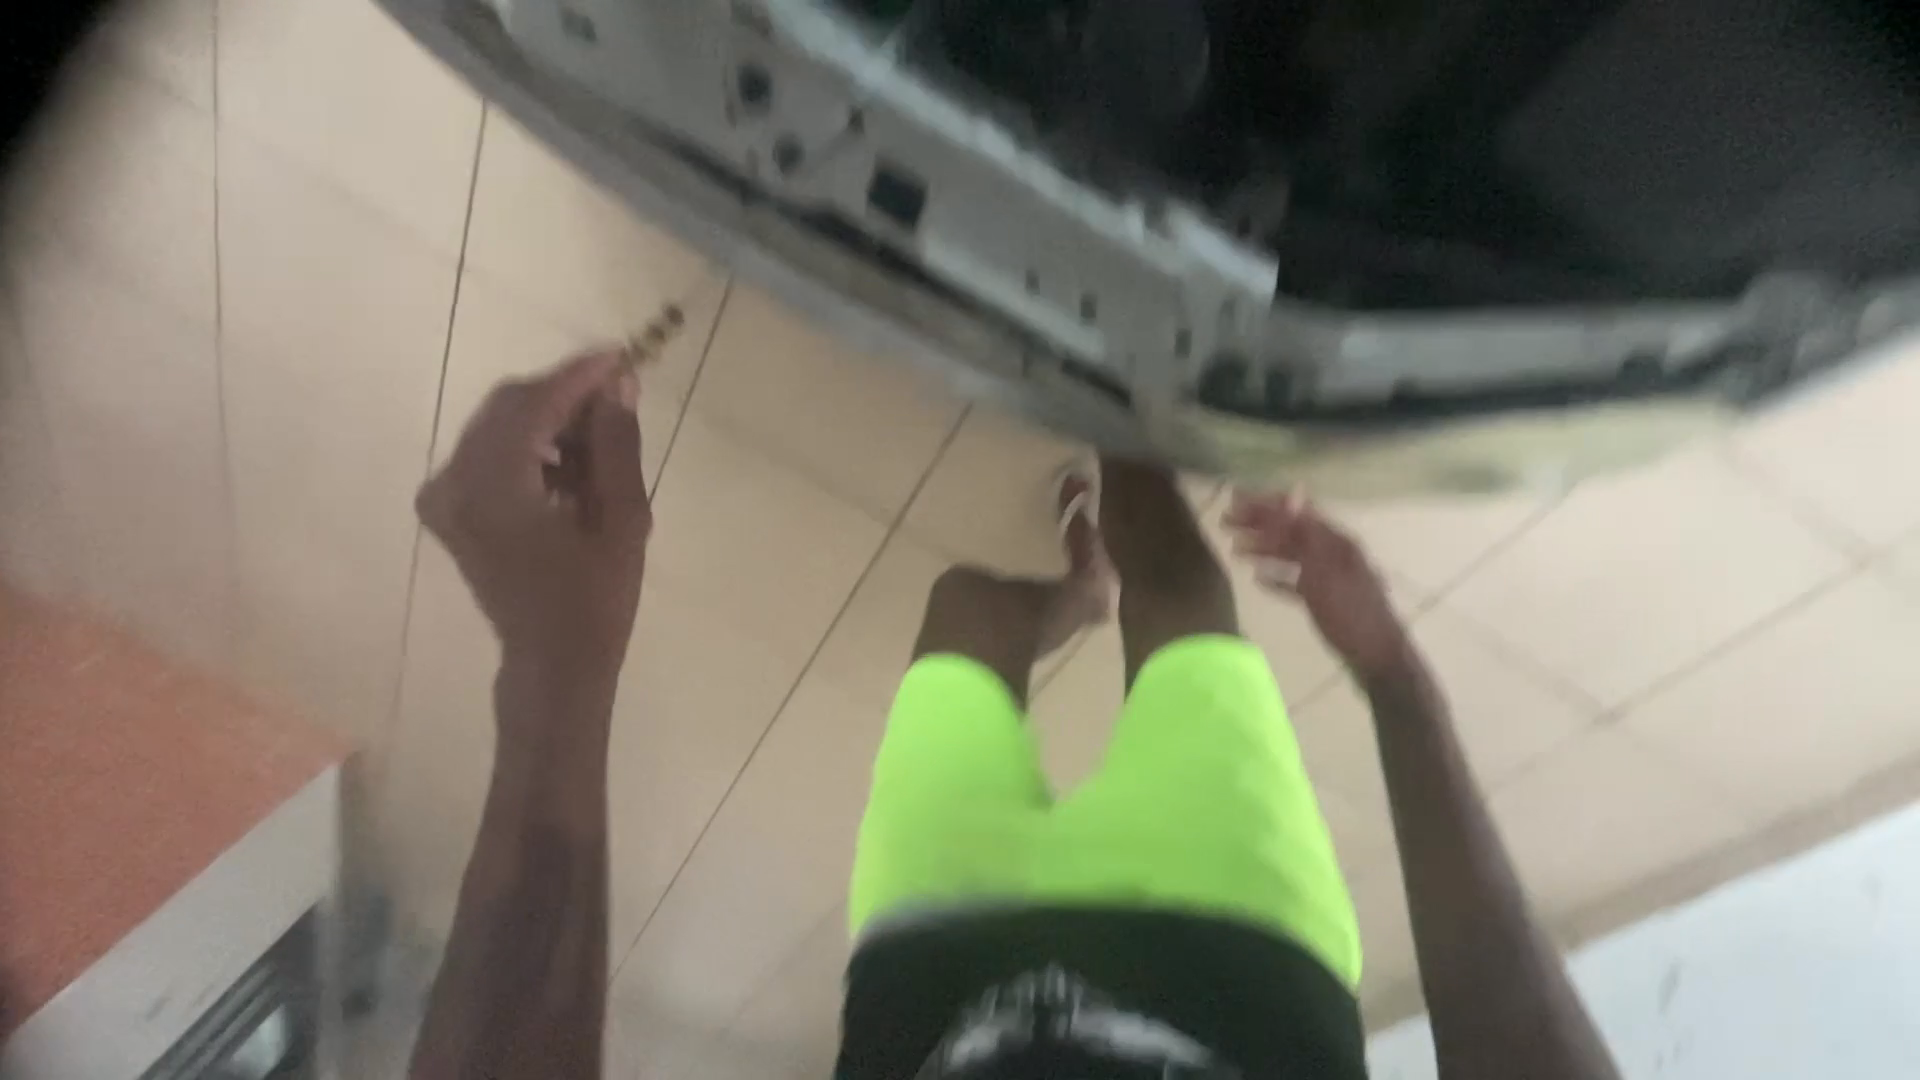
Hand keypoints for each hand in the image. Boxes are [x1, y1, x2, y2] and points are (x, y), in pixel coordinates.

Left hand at [417, 351, 650, 689]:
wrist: (553, 659)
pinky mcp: (448, 505)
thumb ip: (617, 447)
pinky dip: (533, 443)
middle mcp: (452, 484)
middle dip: (565, 394)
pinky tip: (573, 463)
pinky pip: (492, 450)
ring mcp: (443, 495)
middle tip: (620, 394)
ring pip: (499, 425)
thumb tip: (619, 385)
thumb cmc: (598, 599)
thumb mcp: (624, 521)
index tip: (620, 355)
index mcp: (494, 492)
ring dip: (551, 419)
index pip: (532, 406)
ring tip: (604, 437)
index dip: (578, 376)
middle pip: (508, 407)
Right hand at [1224, 490, 1410, 677]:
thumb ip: (1307, 533)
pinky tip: (1257, 580)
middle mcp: (1334, 553)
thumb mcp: (1326, 573)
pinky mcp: (1325, 598)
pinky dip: (1277, 577)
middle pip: (1291, 531)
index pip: (1295, 513)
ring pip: (1291, 555)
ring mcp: (1330, 576)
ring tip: (1234, 549)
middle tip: (1224, 522)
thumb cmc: (1351, 616)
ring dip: (1263, 549)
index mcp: (1336, 542)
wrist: (1378, 659)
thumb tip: (1292, 494)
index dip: (1264, 505)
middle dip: (1258, 524)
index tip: (1233, 499)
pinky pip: (1295, 581)